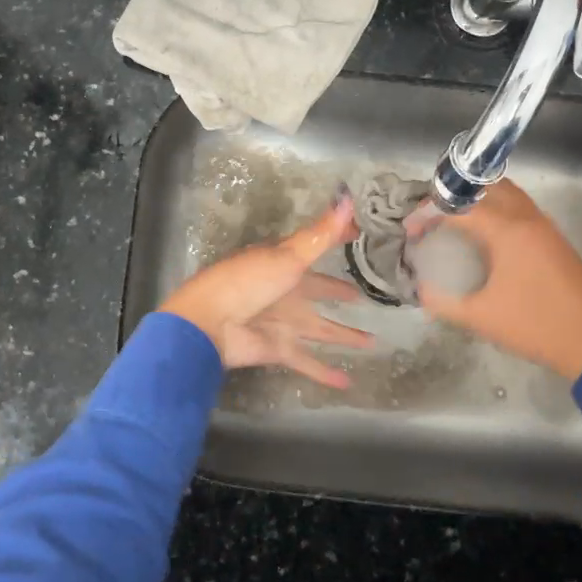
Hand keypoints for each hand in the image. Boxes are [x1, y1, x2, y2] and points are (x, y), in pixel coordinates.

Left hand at [159, 198, 372, 388]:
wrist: (210, 323)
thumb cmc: (248, 281)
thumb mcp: (288, 255)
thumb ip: (321, 234)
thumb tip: (348, 198)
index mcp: (283, 263)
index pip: (316, 249)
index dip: (337, 242)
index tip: (361, 236)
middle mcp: (284, 292)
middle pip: (318, 293)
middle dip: (338, 293)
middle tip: (363, 298)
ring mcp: (281, 322)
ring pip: (320, 329)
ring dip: (342, 336)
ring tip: (371, 343)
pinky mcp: (278, 349)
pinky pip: (307, 362)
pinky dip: (325, 373)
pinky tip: (348, 382)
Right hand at [414, 180, 581, 379]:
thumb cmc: (535, 327)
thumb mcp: (481, 317)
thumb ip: (444, 301)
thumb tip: (420, 290)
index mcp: (507, 231)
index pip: (459, 207)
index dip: (429, 214)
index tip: (410, 231)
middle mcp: (527, 219)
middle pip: (485, 186)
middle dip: (454, 196)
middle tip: (432, 217)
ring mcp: (545, 227)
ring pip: (507, 195)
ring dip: (478, 201)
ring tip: (454, 223)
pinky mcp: (555, 240)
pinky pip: (520, 210)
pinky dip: (497, 212)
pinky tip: (484, 239)